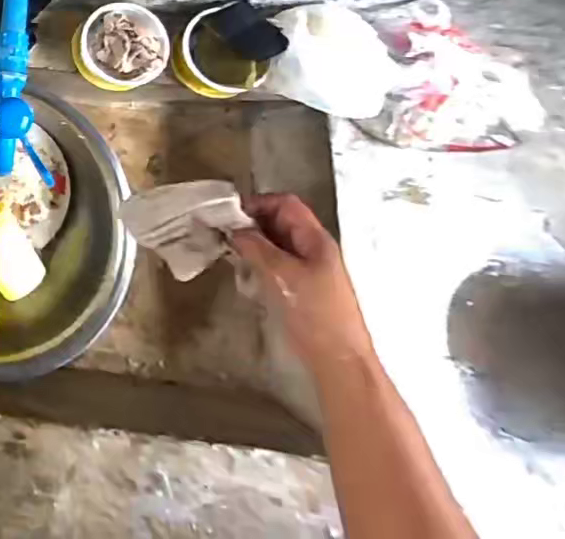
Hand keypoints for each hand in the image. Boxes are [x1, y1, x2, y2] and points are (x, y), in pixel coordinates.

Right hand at [230, 193, 375, 369]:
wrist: (339, 361)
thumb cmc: (315, 313)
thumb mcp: (281, 274)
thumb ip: (256, 246)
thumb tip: (233, 229)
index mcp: (316, 240)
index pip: (285, 203)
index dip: (258, 202)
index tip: (230, 214)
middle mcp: (313, 248)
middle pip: (279, 220)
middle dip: (251, 221)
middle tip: (224, 231)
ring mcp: (307, 268)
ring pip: (275, 241)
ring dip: (251, 240)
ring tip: (229, 248)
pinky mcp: (299, 285)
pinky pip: (274, 260)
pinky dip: (256, 258)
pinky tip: (242, 268)